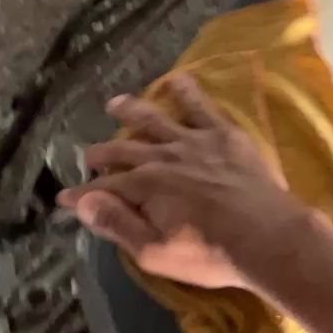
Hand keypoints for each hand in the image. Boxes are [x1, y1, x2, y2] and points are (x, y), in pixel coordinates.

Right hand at [58, 75, 314, 291]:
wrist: (268, 235)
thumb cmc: (211, 253)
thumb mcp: (155, 251)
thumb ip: (118, 224)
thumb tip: (84, 202)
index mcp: (145, 187)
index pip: (103, 189)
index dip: (82, 194)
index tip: (64, 197)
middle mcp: (162, 157)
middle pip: (123, 151)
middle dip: (101, 154)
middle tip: (89, 155)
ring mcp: (192, 142)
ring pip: (153, 120)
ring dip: (131, 111)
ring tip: (115, 103)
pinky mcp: (222, 134)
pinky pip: (200, 107)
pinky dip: (186, 91)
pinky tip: (178, 79)